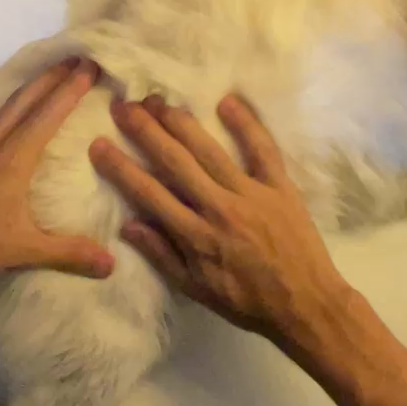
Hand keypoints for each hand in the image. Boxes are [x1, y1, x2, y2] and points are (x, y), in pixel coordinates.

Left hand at [0, 58, 114, 296]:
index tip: (89, 67)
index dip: (69, 90)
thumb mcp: (25, 250)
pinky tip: (18, 111)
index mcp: (10, 161)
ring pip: (6, 106)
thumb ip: (70, 252)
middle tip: (78, 58)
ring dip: (32, 87)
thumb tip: (112, 264)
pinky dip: (13, 105)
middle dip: (53, 76)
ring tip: (53, 76)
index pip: (46, 116)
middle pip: (25, 99)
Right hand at [89, 94, 353, 344]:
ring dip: (181, 122)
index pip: (150, 194)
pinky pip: (263, 150)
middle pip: (176, 162)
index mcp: (196, 237)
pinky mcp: (281, 187)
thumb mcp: (196, 289)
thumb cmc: (246, 302)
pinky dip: (247, 125)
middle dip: (146, 131)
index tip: (99, 144)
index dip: (121, 167)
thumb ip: (162, 255)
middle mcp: (220, 208)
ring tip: (158, 100)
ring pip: (210, 150)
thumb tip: (127, 224)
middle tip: (124, 106)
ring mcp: (252, 194)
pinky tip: (227, 102)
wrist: (306, 305)